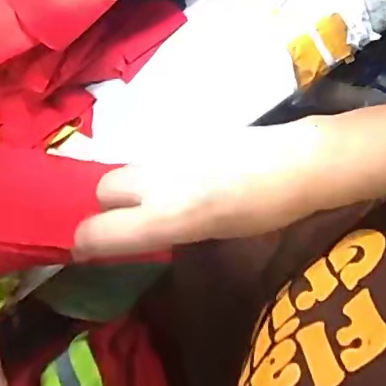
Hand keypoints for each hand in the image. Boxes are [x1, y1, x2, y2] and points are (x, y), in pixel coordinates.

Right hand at [73, 121, 327, 258]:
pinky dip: (158, 171)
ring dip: (132, 186)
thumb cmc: (267, 210)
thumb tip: (147, 229)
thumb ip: (171, 228)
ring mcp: (173, 151)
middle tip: (130, 220)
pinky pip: (157, 156)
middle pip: (103, 188)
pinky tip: (185, 180)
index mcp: (168, 214)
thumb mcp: (215, 234)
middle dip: (106, 205)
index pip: (99, 230)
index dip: (86, 243)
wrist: (299, 161)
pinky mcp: (187, 135)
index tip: (90, 250)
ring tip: (159, 201)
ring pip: (130, 168)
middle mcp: (161, 179)